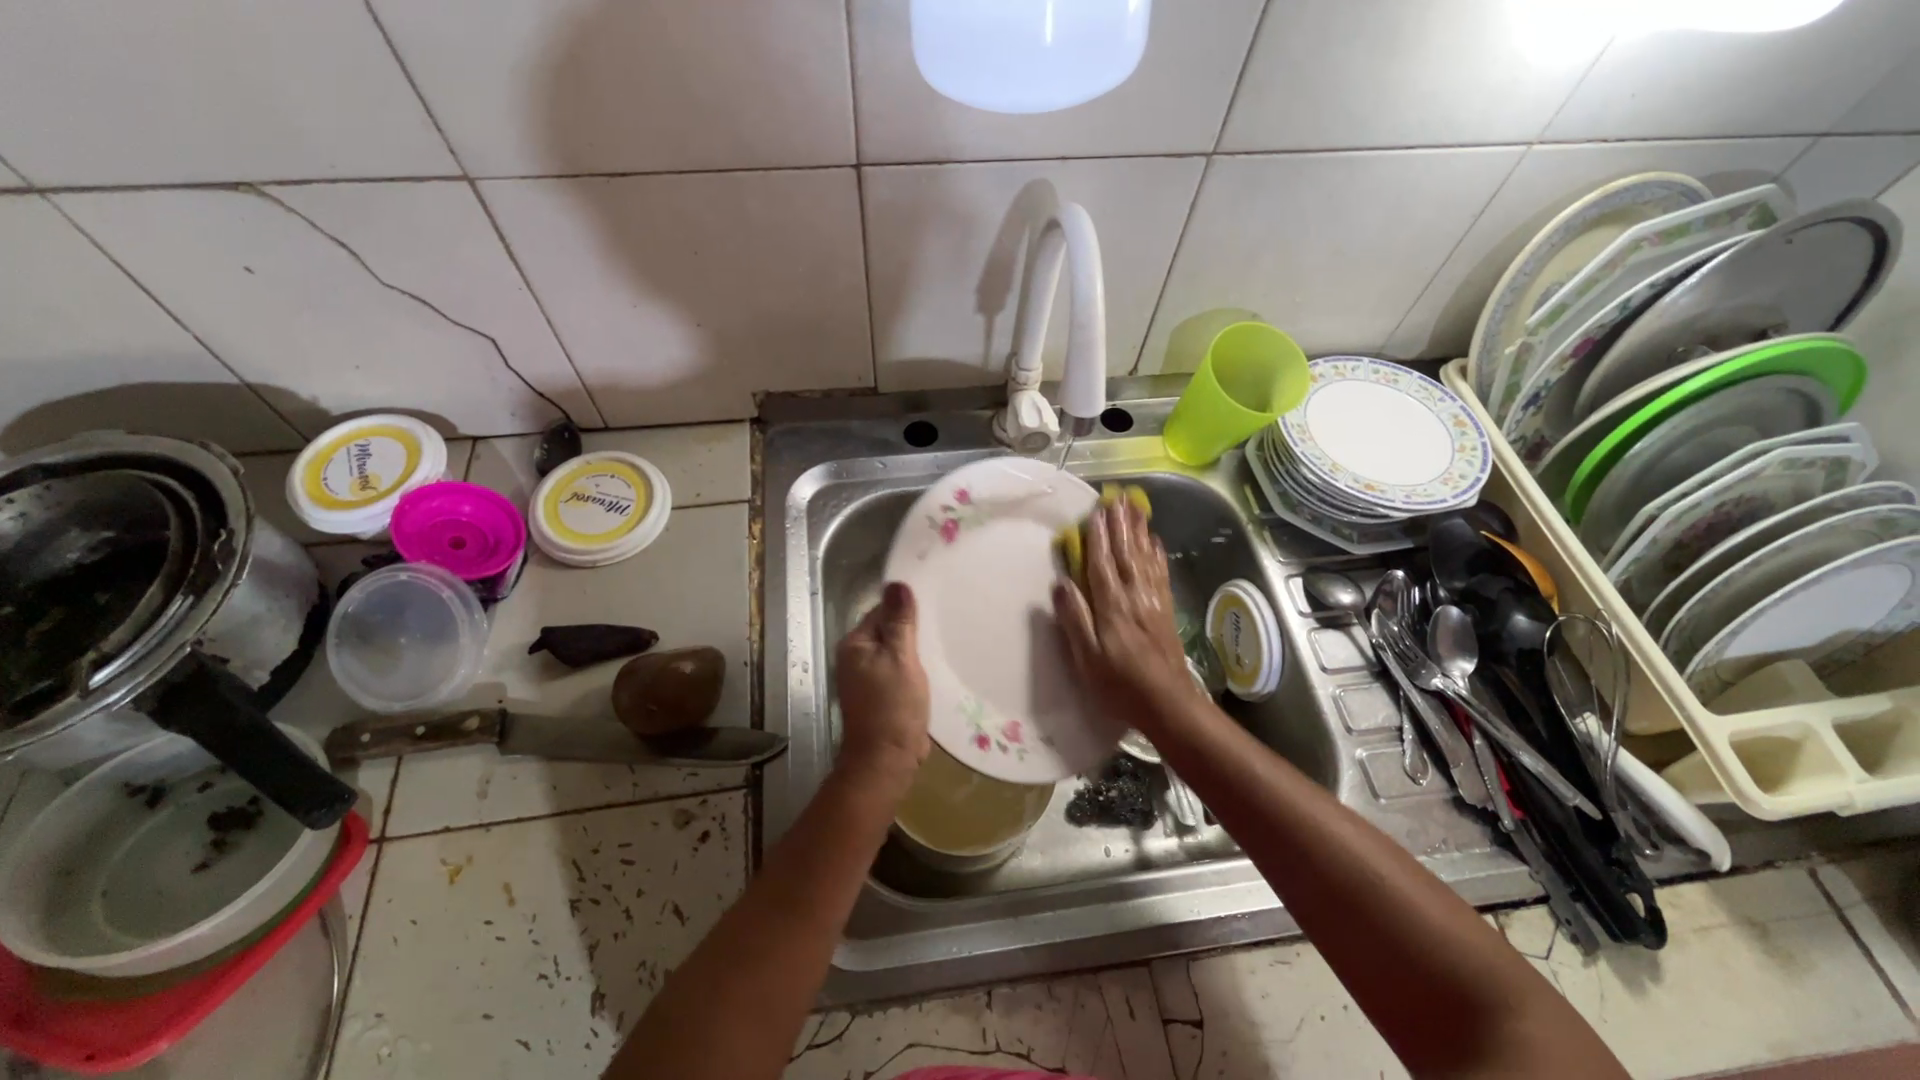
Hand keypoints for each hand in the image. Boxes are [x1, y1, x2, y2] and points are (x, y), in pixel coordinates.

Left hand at [834, 582, 930, 780]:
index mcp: (854, 645)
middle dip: (912, 630)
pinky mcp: (880, 697)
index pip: (881, 612)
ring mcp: (866, 680)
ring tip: (943, 644)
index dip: (906, 609)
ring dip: (915, 652)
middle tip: (943, 625)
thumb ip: (900, 622)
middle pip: (888, 632)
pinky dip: (914, 670)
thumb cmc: (893, 706)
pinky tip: (935, 669)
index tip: (933, 607)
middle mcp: (855, 659)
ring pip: (895, 654)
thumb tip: (896, 584)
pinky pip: (899, 673)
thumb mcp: (901, 658)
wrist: (887, 759)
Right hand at [1052, 498, 1193, 733]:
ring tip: (1136, 508)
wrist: (1169, 704)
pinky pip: (1161, 573)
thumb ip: (1075, 619)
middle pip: (1126, 553)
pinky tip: (1156, 542)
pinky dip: (1157, 554)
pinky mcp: (1166, 611)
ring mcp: (1154, 603)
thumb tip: (1061, 583)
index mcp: (1111, 607)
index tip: (1096, 510)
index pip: (1102, 564)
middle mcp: (1134, 597)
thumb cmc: (1120, 686)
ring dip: (1139, 531)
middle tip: (1118, 497)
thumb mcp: (1086, 659)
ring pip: (1145, 558)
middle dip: (1121, 524)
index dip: (1098, 536)